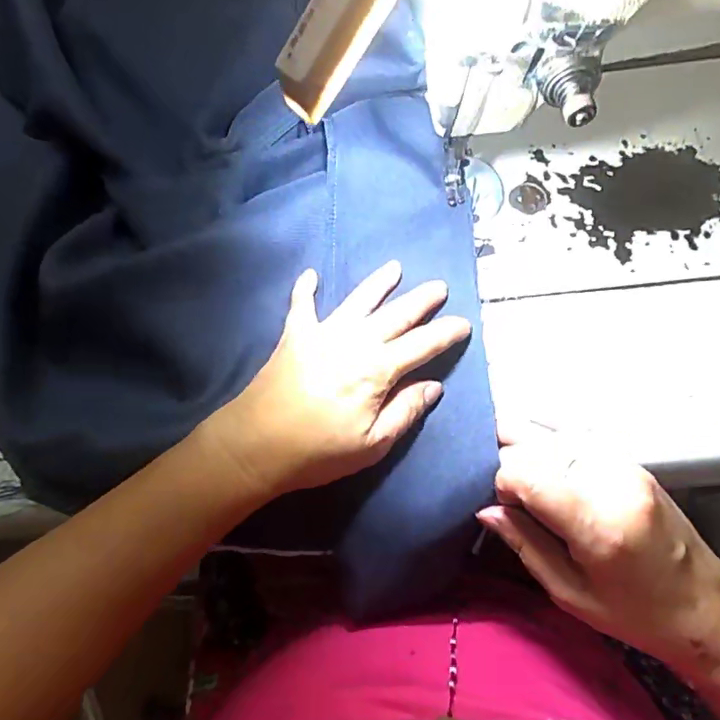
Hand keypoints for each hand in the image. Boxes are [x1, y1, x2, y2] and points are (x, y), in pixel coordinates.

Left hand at [199, 261, 471, 499]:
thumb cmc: (318, 452)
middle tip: (439, 287)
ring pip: (357, 301)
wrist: (256, 445)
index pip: (421, 346)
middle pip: (395, 315)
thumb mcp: (372, 444)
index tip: (464, 323)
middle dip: (421, 300)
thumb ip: (405, 412)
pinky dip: (305, 288)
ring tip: (395, 267)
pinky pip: (301, 305)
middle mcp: (353, 342)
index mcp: (377, 370)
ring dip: (378, 283)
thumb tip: (433, 386)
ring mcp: (321, 334)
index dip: (445, 334)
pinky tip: (310, 274)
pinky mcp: (293, 336)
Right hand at [475, 424, 719, 681]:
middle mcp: (612, 481)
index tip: (504, 511)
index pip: (522, 472)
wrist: (707, 608)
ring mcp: (625, 465)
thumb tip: (487, 510)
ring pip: (552, 434)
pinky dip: (552, 447)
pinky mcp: (631, 461)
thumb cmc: (638, 613)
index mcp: (598, 523)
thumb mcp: (569, 592)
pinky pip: (575, 437)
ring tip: (525, 482)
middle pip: (534, 446)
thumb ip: (525, 544)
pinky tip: (546, 468)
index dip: (500, 486)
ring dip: (529, 451)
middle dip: (511, 465)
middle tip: (511, 498)